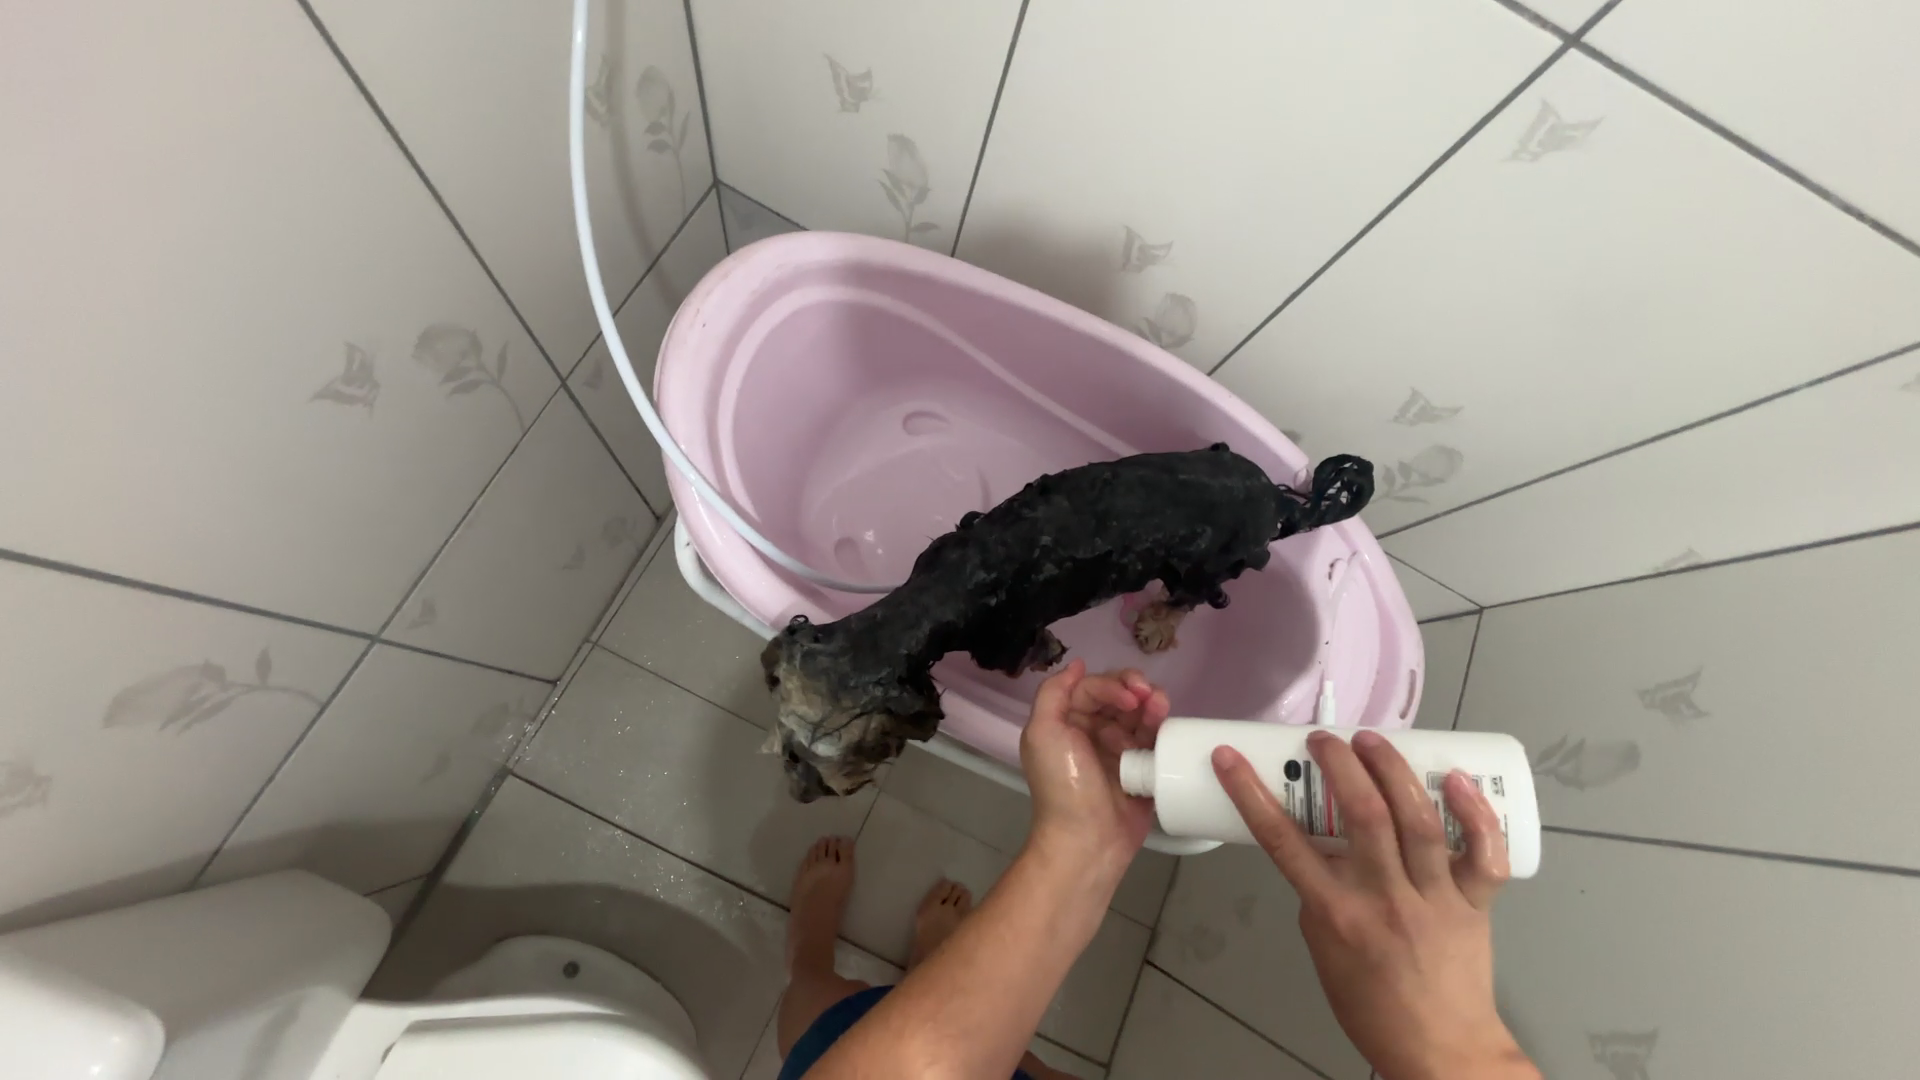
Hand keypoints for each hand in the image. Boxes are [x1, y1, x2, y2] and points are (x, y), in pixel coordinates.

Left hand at [1019, 659, 1167, 869]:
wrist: (1087, 840)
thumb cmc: (1063, 785)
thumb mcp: (1042, 732)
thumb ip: (1054, 693)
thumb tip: (1076, 665)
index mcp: (1067, 722)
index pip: (1093, 688)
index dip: (1112, 685)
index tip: (1129, 696)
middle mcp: (1093, 733)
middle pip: (1119, 697)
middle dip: (1136, 689)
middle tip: (1149, 696)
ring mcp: (1120, 752)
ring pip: (1140, 716)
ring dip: (1152, 705)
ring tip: (1162, 707)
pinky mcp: (1143, 771)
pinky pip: (1155, 742)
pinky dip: (1162, 729)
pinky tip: (1168, 724)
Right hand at [1212, 731, 1536, 1079]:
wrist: (1441, 1053)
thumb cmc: (1367, 1001)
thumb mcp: (1320, 943)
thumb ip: (1320, 888)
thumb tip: (1324, 844)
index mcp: (1333, 910)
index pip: (1281, 839)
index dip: (1248, 791)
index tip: (1228, 757)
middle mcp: (1382, 897)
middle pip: (1361, 815)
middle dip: (1338, 764)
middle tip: (1323, 739)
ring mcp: (1434, 899)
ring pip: (1418, 822)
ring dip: (1392, 770)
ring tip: (1372, 740)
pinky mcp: (1476, 904)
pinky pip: (1483, 856)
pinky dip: (1477, 816)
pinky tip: (1459, 779)